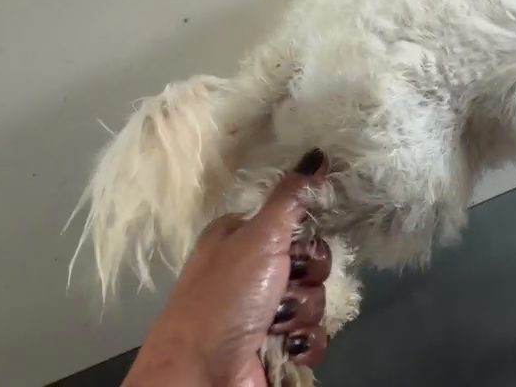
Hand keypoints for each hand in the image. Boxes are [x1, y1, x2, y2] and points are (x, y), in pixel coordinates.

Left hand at [124, 150, 332, 386]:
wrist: (198, 380)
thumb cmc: (223, 298)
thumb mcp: (258, 236)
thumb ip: (291, 196)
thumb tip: (317, 152)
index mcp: (241, 237)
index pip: (293, 218)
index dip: (304, 228)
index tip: (306, 232)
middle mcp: (253, 271)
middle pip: (311, 257)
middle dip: (306, 272)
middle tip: (285, 280)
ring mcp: (265, 312)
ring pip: (316, 296)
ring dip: (302, 310)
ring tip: (276, 323)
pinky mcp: (277, 347)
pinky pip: (315, 334)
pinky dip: (305, 341)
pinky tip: (285, 346)